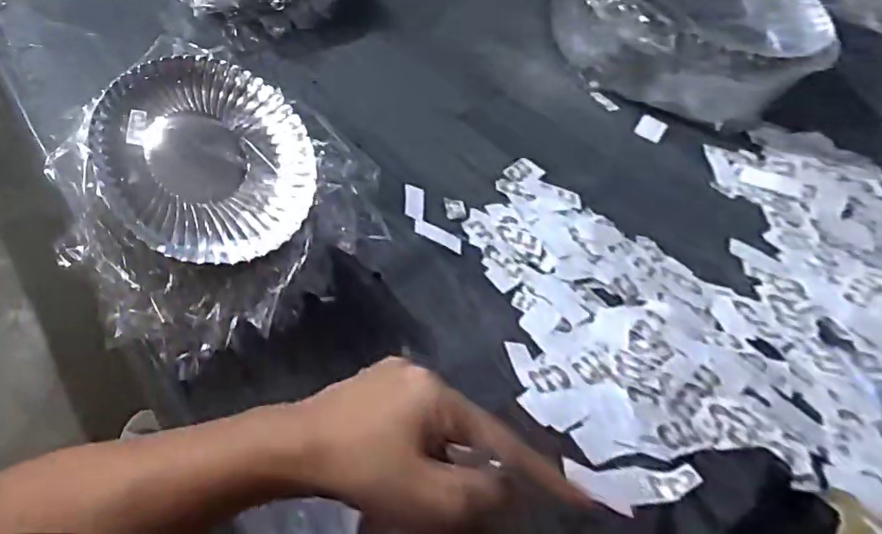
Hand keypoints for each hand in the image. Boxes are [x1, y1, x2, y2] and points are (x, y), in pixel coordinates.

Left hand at [287, 357, 590, 531]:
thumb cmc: (366, 468)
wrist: (296, 445)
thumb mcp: (435, 496)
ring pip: (440, 430)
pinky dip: (426, 454)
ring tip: (451, 500)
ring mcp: (389, 377)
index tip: (585, 500)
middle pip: (468, 432)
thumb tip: (508, 484)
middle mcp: (415, 373)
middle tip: (498, 509)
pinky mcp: (370, 390)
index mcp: (434, 390)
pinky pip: (415, 424)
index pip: (500, 439)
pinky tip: (419, 478)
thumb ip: (486, 493)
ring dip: (451, 466)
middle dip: (484, 473)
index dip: (543, 475)